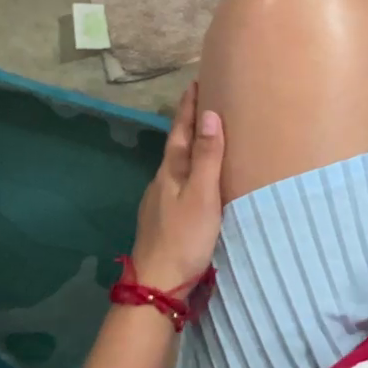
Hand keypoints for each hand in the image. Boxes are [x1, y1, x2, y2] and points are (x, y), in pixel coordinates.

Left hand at [131, 81, 224, 294]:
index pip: (181, 130)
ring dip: (191, 146)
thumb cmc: (184, 237)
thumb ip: (208, 157)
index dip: (188, 107)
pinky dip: (192, 169)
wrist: (158, 284)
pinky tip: (199, 178)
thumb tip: (209, 115)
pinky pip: (181, 182)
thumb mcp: (203, 195)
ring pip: (178, 165)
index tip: (195, 82)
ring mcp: (161, 201)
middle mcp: (163, 182)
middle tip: (204, 101)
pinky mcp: (166, 218)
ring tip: (207, 135)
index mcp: (171, 172)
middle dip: (189, 122)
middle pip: (177, 145)